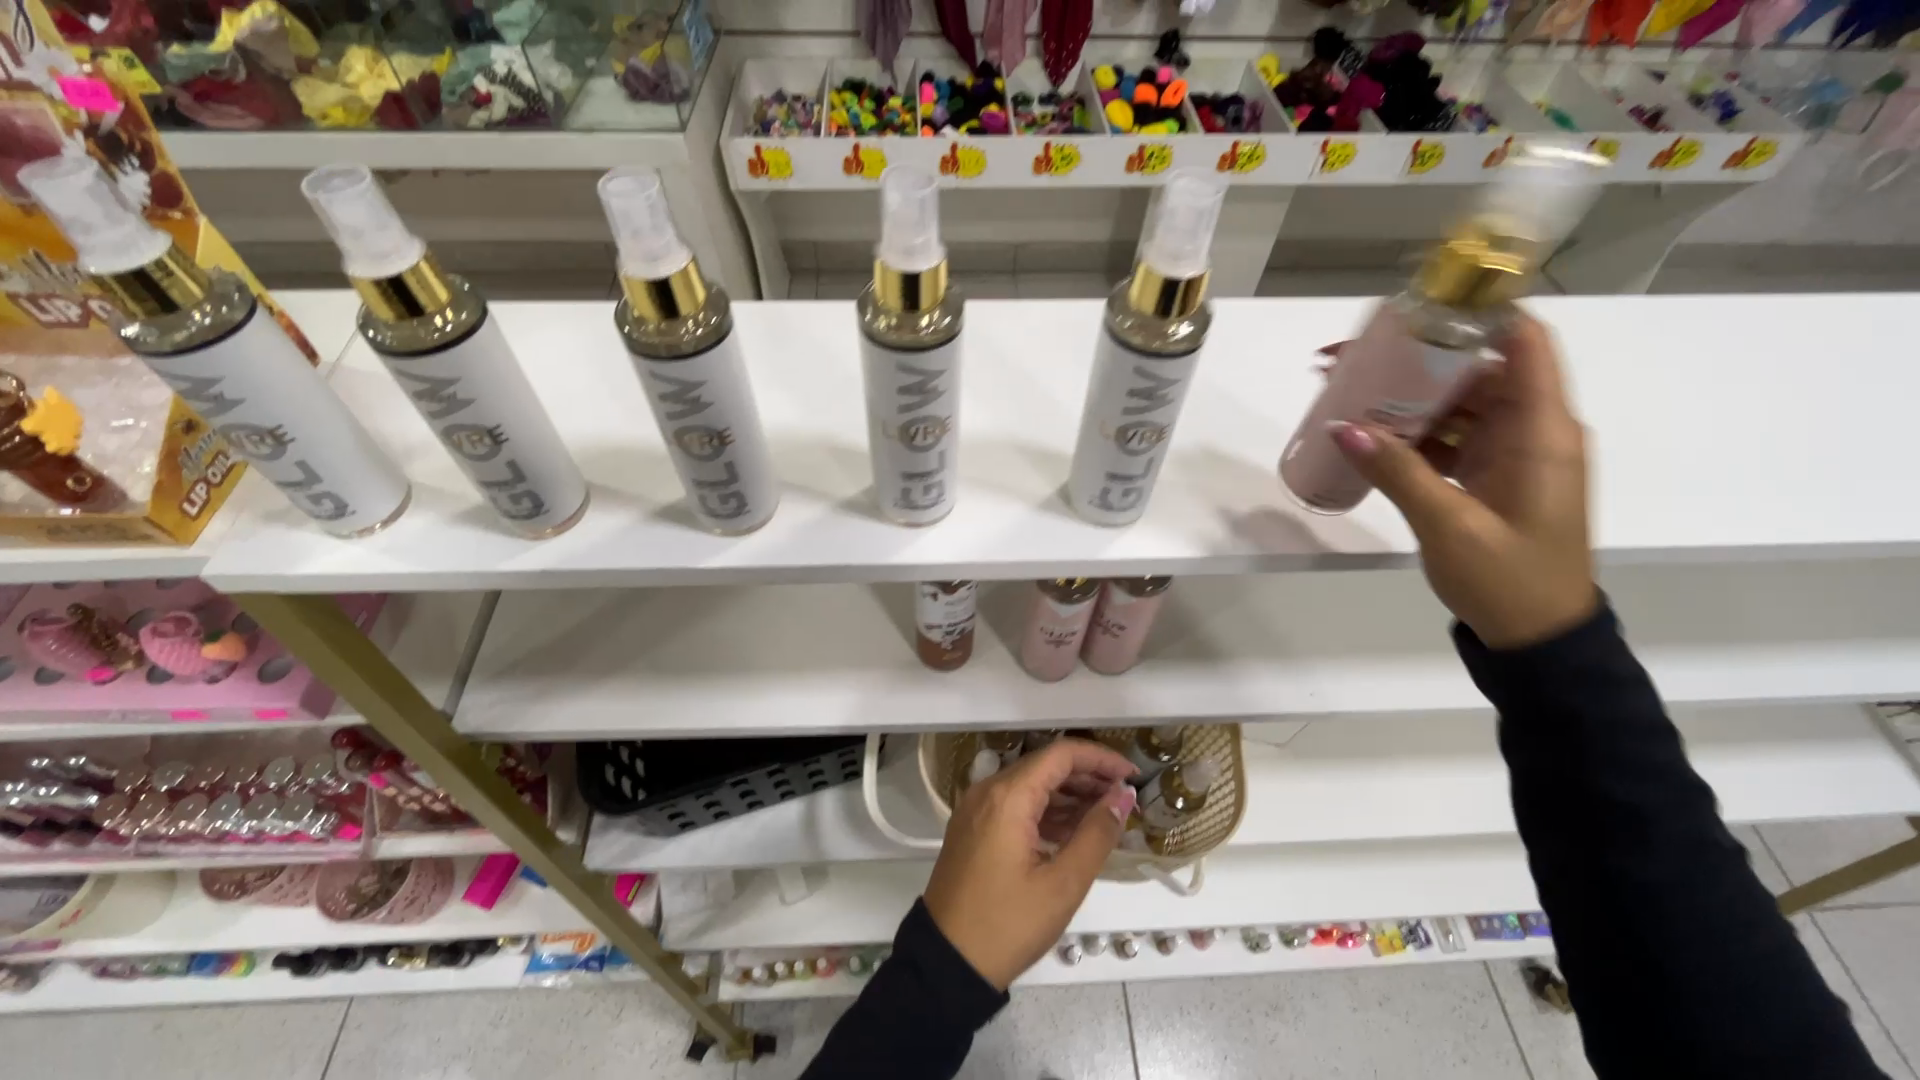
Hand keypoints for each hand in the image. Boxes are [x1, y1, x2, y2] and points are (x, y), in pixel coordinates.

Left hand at [922, 739, 1137, 990]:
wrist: (947, 962)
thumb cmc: (1008, 924)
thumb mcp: (1063, 883)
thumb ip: (1097, 833)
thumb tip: (1122, 796)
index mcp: (1007, 797)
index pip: (1061, 754)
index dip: (1101, 758)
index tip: (1133, 776)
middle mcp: (987, 791)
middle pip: (1044, 765)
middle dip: (1088, 776)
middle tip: (1124, 798)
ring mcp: (976, 810)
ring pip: (1030, 784)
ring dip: (1068, 794)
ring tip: (1107, 815)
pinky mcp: (973, 829)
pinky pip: (1015, 805)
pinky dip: (1046, 811)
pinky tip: (1074, 831)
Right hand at [1327, 310, 1597, 648]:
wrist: (1540, 636)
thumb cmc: (1508, 580)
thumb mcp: (1448, 526)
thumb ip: (1398, 471)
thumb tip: (1343, 427)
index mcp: (1542, 431)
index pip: (1524, 343)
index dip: (1479, 313)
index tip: (1419, 304)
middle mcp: (1534, 430)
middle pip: (1480, 369)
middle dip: (1419, 356)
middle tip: (1355, 356)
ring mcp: (1515, 454)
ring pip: (1462, 404)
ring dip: (1410, 397)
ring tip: (1350, 391)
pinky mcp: (1497, 476)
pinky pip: (1456, 437)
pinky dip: (1417, 433)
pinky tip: (1372, 435)